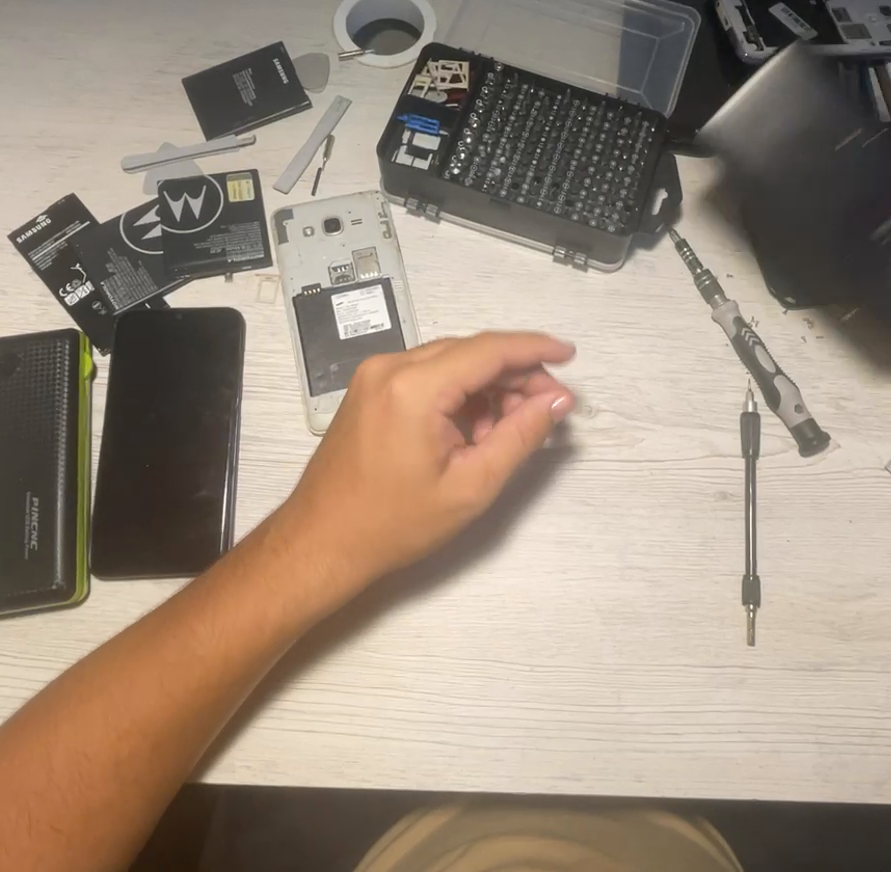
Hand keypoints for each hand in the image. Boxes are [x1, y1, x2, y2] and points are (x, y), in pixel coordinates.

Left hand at [273, 332, 576, 588]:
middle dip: (516, 373)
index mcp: (413, 387)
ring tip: (514, 426)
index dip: (534, 349)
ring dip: (488, 385)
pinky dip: (460, 393)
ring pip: (451, 362)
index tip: (569, 356)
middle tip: (551, 405)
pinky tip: (478, 428)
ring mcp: (376, 375)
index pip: (488, 350)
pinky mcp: (371, 388)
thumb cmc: (394, 524)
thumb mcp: (471, 485)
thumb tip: (558, 400)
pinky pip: (429, 375)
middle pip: (471, 352)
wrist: (320, 542)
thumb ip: (520, 435)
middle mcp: (390, 367)